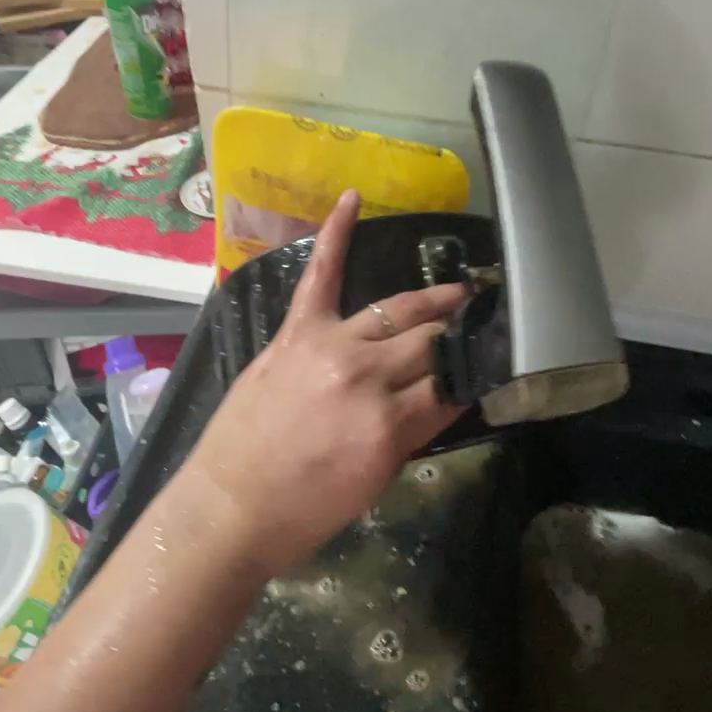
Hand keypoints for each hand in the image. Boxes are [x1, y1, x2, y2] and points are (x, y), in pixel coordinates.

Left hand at [173, 189, 468, 576]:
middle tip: (476, 328)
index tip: (484, 369)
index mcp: (390, 424)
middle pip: (430, 342)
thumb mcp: (375, 481)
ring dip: (432, 301)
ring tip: (458, 292)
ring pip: (395, 310)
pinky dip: (335, 235)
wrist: (227, 509)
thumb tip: (446, 395)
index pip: (451, 385)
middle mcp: (365, 374)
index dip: (471, 378)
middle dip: (456, 338)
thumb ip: (413, 432)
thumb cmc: (303, 511)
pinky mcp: (295, 332)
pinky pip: (320, 275)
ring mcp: (328, 345)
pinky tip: (352, 200)